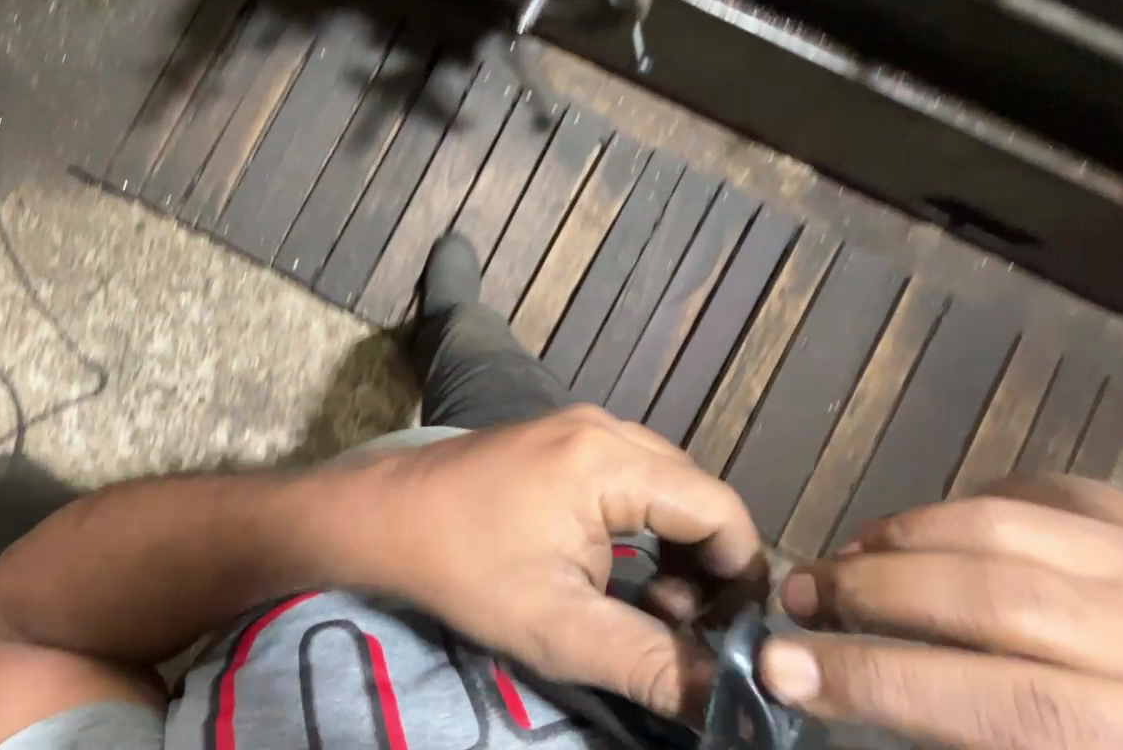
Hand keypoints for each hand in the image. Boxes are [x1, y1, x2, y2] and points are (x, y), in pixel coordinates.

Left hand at [323, 404, 762, 719]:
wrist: (384, 516)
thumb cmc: (465, 567)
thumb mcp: (560, 628)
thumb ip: (652, 663)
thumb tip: (732, 697)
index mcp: (609, 459)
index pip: (720, 510)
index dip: (738, 577)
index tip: (723, 634)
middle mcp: (601, 427)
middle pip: (695, 492)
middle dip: (705, 563)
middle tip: (673, 621)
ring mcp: (574, 425)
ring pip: (663, 483)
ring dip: (672, 543)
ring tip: (644, 599)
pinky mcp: (555, 437)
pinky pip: (627, 473)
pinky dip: (639, 520)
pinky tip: (614, 564)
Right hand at [761, 474, 1122, 749]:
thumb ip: (992, 741)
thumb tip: (861, 694)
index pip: (998, 704)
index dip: (874, 680)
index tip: (779, 666)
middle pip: (991, 595)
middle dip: (870, 591)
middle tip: (796, 598)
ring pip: (1009, 525)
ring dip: (904, 536)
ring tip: (847, 558)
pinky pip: (1063, 495)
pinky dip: (982, 503)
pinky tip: (943, 529)